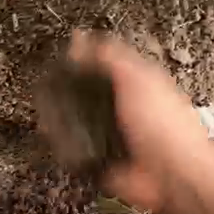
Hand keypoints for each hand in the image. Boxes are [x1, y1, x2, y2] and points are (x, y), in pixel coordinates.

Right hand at [63, 31, 213, 213]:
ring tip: (43, 110)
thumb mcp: (135, 78)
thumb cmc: (162, 124)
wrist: (170, 175)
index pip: (109, 63)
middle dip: (70, 89)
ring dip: (64, 117)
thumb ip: (109, 57)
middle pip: (92, 92)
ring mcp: (116, 135)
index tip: (65, 52)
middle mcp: (128, 108)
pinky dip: (65, 147)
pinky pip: (79, 151)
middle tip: (47, 83)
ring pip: (82, 121)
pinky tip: (52, 137)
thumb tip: (81, 37)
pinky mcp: (105, 161)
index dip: (87, 57)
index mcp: (141, 84)